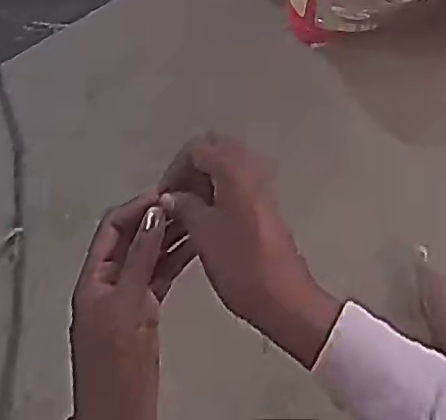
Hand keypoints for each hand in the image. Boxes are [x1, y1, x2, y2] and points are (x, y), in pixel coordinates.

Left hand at [70, 193, 197, 419]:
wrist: (119, 417)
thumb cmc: (114, 368)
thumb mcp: (128, 304)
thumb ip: (140, 257)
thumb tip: (154, 214)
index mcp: (93, 278)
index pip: (112, 227)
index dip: (137, 207)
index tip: (164, 194)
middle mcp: (108, 282)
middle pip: (131, 237)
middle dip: (155, 217)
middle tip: (183, 202)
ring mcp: (126, 296)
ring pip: (148, 254)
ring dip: (168, 235)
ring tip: (193, 217)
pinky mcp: (143, 310)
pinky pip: (159, 274)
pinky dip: (174, 258)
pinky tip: (192, 247)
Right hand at [158, 135, 342, 367]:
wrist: (282, 296)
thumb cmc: (241, 263)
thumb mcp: (202, 233)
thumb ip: (184, 206)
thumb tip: (172, 197)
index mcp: (233, 168)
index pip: (196, 148)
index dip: (174, 169)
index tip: (163, 195)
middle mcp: (250, 167)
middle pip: (213, 150)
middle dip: (190, 169)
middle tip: (174, 197)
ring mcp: (260, 184)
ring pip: (225, 166)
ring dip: (204, 181)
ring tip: (185, 211)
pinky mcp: (264, 202)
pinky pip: (236, 182)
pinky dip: (218, 191)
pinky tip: (204, 220)